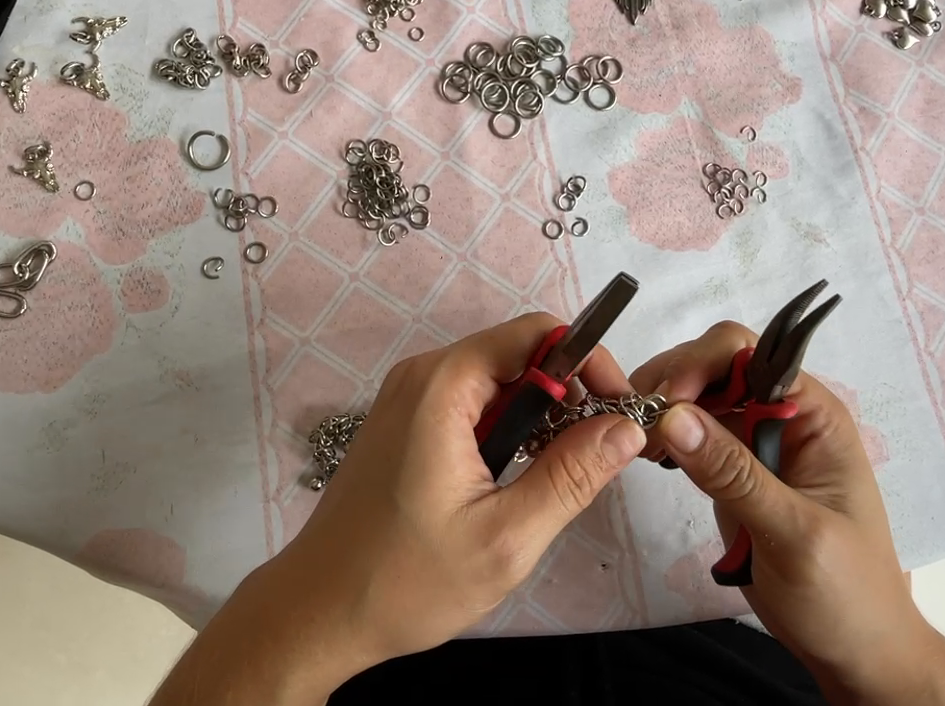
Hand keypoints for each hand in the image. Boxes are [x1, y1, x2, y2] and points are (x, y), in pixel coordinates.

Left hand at [151, 313, 645, 705]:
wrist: (317, 611)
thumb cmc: (408, 579)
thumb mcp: (507, 536)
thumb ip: (571, 475)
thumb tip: (626, 427)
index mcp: (444, 384)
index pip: (536, 333)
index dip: (587, 361)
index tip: (617, 411)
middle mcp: (424, 374)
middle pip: (517, 353)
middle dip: (566, 393)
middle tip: (593, 453)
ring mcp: (409, 396)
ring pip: (498, 380)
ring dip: (538, 415)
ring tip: (557, 473)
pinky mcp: (405, 421)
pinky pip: (471, 401)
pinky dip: (506, 427)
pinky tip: (513, 477)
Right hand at [635, 322, 944, 705]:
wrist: (853, 651)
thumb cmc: (845, 593)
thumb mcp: (793, 534)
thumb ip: (734, 473)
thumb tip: (671, 415)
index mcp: (812, 413)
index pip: (748, 354)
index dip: (700, 364)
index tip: (662, 401)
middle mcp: (781, 412)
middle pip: (713, 364)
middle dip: (671, 382)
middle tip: (634, 422)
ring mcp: (753, 438)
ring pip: (695, 393)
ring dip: (659, 405)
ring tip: (634, 439)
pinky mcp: (730, 466)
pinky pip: (689, 429)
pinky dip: (661, 432)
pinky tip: (644, 452)